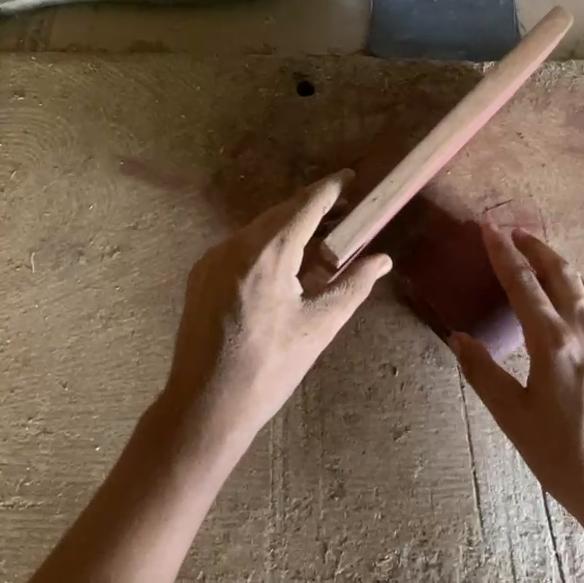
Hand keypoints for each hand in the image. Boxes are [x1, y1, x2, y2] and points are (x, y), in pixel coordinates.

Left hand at [162, 172, 392, 446]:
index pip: (304, 205)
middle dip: (312, 208)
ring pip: (258, 229)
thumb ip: (352, 286)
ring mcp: (212, 258)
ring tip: (319, 239)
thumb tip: (382, 259)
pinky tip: (283, 266)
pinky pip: (240, 246)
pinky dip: (265, 245)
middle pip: (280, 213)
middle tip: (344, 211)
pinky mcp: (200, 274)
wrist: (205, 406)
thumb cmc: (269, 369)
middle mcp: (235, 246)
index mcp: (267, 254)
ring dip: (289, 227)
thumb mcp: (318, 327)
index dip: (330, 189)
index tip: (351, 177)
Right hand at [452, 224, 583, 581]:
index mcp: (553, 343)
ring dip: (561, 265)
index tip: (488, 228)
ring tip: (542, 261)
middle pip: (560, 273)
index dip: (502, 253)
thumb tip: (458, 338)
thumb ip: (482, 373)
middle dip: (535, 247)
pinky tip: (579, 301)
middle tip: (514, 233)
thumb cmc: (565, 459)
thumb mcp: (513, 419)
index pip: (522, 283)